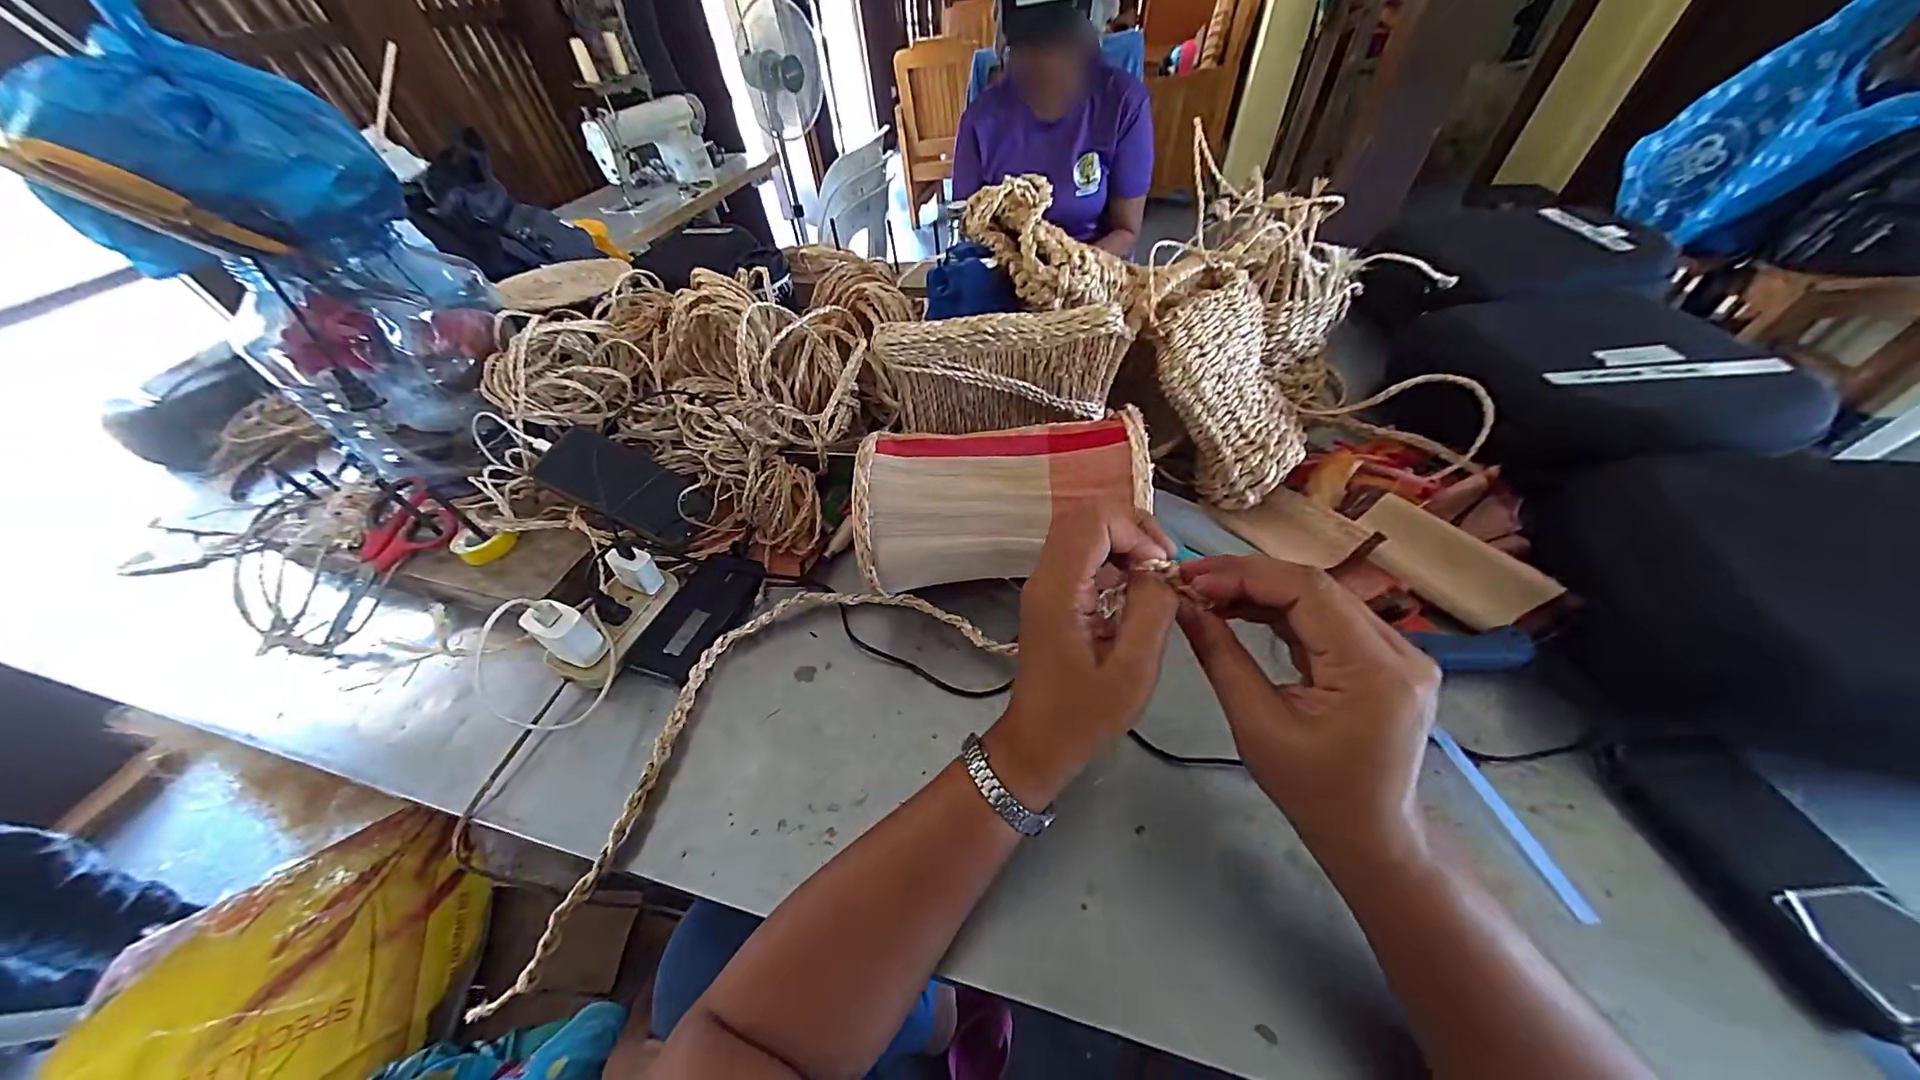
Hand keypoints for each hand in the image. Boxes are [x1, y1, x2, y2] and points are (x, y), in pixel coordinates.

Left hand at [985, 507, 1180, 805]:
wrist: (1038, 741)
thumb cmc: (1084, 715)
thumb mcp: (1133, 670)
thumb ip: (1152, 612)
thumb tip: (1160, 571)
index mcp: (1058, 590)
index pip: (1093, 521)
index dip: (1135, 530)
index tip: (1163, 565)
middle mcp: (1045, 577)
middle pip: (1086, 517)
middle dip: (1132, 529)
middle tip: (1165, 562)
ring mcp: (1045, 585)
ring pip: (1083, 533)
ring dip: (1123, 542)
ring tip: (1156, 574)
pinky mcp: (1052, 596)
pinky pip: (1081, 557)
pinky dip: (1112, 559)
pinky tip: (1136, 588)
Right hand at [1176, 556, 1440, 860]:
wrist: (1369, 835)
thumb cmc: (1310, 790)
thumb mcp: (1255, 724)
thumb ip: (1220, 656)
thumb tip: (1184, 605)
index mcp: (1375, 670)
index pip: (1308, 591)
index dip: (1244, 575)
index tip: (1191, 578)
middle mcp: (1400, 651)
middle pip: (1315, 587)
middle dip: (1247, 577)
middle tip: (1191, 579)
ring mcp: (1398, 652)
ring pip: (1320, 597)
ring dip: (1261, 590)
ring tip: (1207, 593)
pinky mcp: (1385, 658)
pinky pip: (1327, 618)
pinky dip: (1280, 610)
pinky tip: (1240, 608)